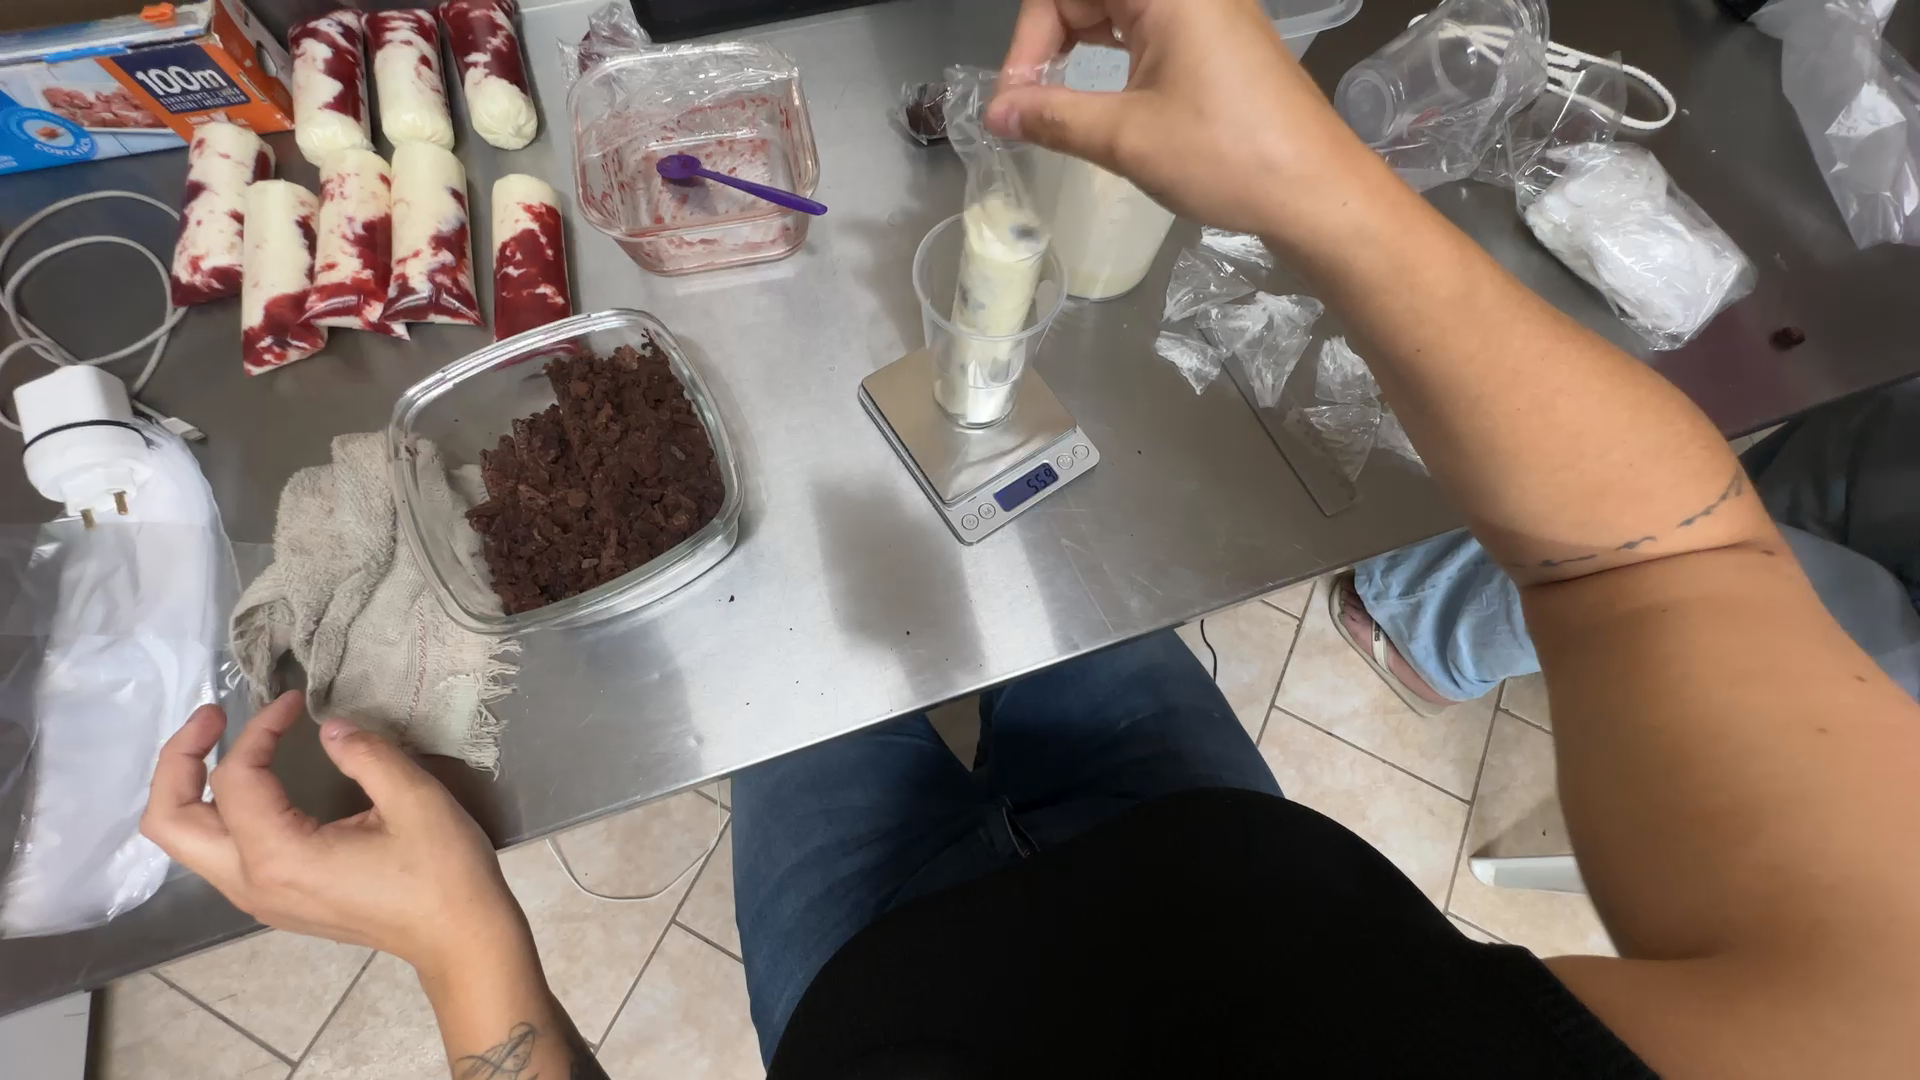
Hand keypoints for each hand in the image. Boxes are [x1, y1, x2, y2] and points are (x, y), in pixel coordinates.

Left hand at [141, 692, 531, 982]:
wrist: (457, 930)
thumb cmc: (441, 867)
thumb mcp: (416, 800)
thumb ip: (369, 758)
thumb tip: (333, 728)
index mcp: (279, 856)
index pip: (237, 781)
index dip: (259, 731)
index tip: (297, 700)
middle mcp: (250, 882)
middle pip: (170, 821)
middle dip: (179, 761)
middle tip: (215, 715)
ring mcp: (259, 897)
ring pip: (188, 842)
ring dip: (194, 788)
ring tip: (229, 745)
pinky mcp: (278, 900)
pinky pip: (221, 852)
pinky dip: (222, 811)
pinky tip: (262, 789)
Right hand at [987, 0, 1381, 238]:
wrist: (1310, 189)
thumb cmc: (1222, 157)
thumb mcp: (1127, 139)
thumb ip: (1054, 118)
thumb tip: (996, 114)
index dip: (1028, 43)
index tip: (1013, 105)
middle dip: (1046, 44)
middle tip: (1025, 107)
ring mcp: (1202, 11)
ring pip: (1114, 10)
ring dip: (1073, 51)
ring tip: (1048, 105)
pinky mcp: (1212, 41)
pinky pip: (1143, 31)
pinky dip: (1108, 59)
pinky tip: (1092, 94)